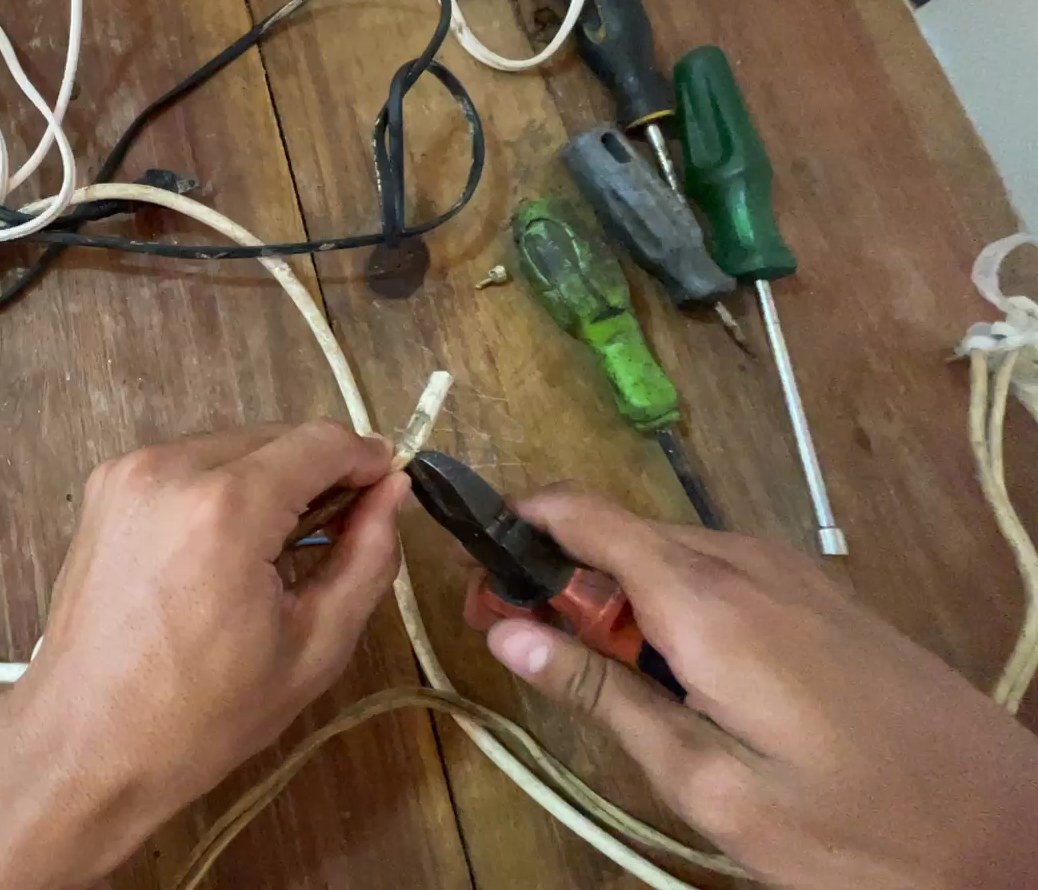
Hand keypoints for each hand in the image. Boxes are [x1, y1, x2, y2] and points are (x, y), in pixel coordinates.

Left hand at [0, 421, 408, 889]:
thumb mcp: (312, 647)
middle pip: (273, 437)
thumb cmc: (202, 713)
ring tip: (274, 547)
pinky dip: (218, 486)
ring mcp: (129, 469)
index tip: (385, 490)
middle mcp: (170, 466)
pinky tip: (220, 544)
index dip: (364, 459)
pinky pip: (186, 462)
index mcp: (225, 506)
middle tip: (335, 532)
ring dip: (265, 479)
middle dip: (315, 472)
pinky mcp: (106, 484)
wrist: (85, 737)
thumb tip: (393, 492)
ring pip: (229, 445)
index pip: (320, 440)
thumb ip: (367, 557)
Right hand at [482, 485, 1037, 889]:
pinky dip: (657, 596)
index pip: (573, 511)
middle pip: (603, 531)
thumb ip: (599, 694)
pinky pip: (701, 566)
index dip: (511, 528)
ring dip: (603, 590)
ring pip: (649, 548)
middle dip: (549, 574)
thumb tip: (501, 630)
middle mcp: (734, 559)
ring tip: (602, 666)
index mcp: (700, 596)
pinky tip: (677, 666)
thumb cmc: (859, 829)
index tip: (482, 581)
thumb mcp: (709, 782)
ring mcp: (779, 568)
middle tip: (523, 638)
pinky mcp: (808, 588)